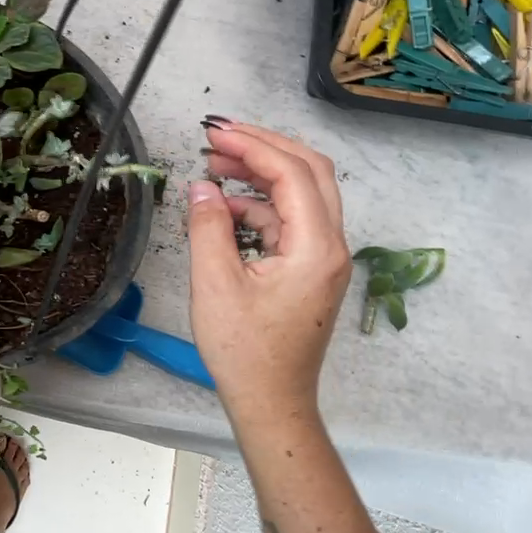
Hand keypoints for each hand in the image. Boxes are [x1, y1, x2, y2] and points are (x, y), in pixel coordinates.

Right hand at [186, 119, 351, 417]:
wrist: (271, 400)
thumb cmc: (243, 349)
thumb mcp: (215, 285)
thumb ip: (208, 228)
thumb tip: (201, 186)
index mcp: (316, 248)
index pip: (293, 174)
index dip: (254, 146)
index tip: (214, 132)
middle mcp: (331, 246)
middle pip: (311, 173)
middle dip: (265, 147)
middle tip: (218, 136)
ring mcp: (323, 258)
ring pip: (303, 194)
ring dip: (262, 173)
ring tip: (215, 165)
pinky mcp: (310, 270)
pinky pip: (290, 220)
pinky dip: (260, 203)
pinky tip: (225, 206)